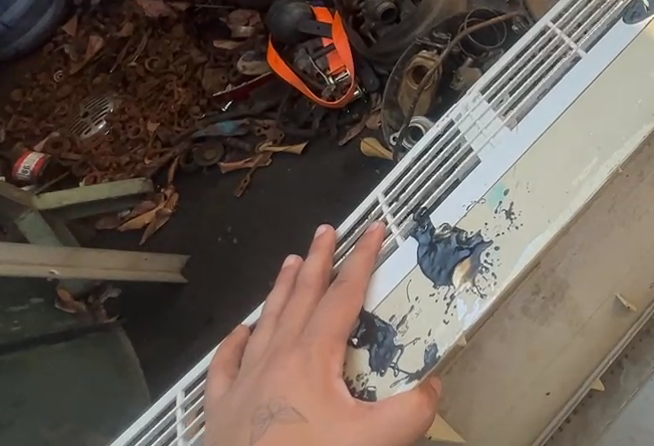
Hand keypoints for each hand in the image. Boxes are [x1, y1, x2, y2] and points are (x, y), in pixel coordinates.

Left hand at [205, 224, 440, 445]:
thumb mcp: (373, 443)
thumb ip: (412, 412)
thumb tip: (434, 387)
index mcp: (311, 357)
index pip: (344, 295)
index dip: (363, 259)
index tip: (375, 228)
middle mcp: (275, 359)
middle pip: (301, 297)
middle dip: (319, 260)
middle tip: (327, 229)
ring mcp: (242, 386)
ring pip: (266, 321)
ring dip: (282, 288)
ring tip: (291, 261)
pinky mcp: (219, 416)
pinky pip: (225, 367)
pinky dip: (234, 343)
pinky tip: (241, 332)